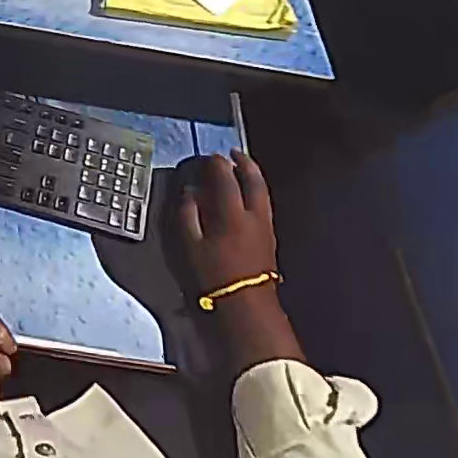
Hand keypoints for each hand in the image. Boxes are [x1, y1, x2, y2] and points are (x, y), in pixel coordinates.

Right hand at [179, 151, 276, 291]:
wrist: (245, 303)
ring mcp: (265, 227)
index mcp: (232, 213)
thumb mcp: (189, 244)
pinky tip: (248, 195)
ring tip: (244, 168)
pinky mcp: (270, 238)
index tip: (210, 157)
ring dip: (254, 176)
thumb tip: (190, 193)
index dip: (217, 165)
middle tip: (234, 153)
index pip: (226, 179)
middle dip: (245, 164)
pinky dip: (257, 192)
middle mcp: (254, 215)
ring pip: (264, 193)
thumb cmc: (213, 274)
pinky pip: (265, 205)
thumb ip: (187, 214)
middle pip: (254, 181)